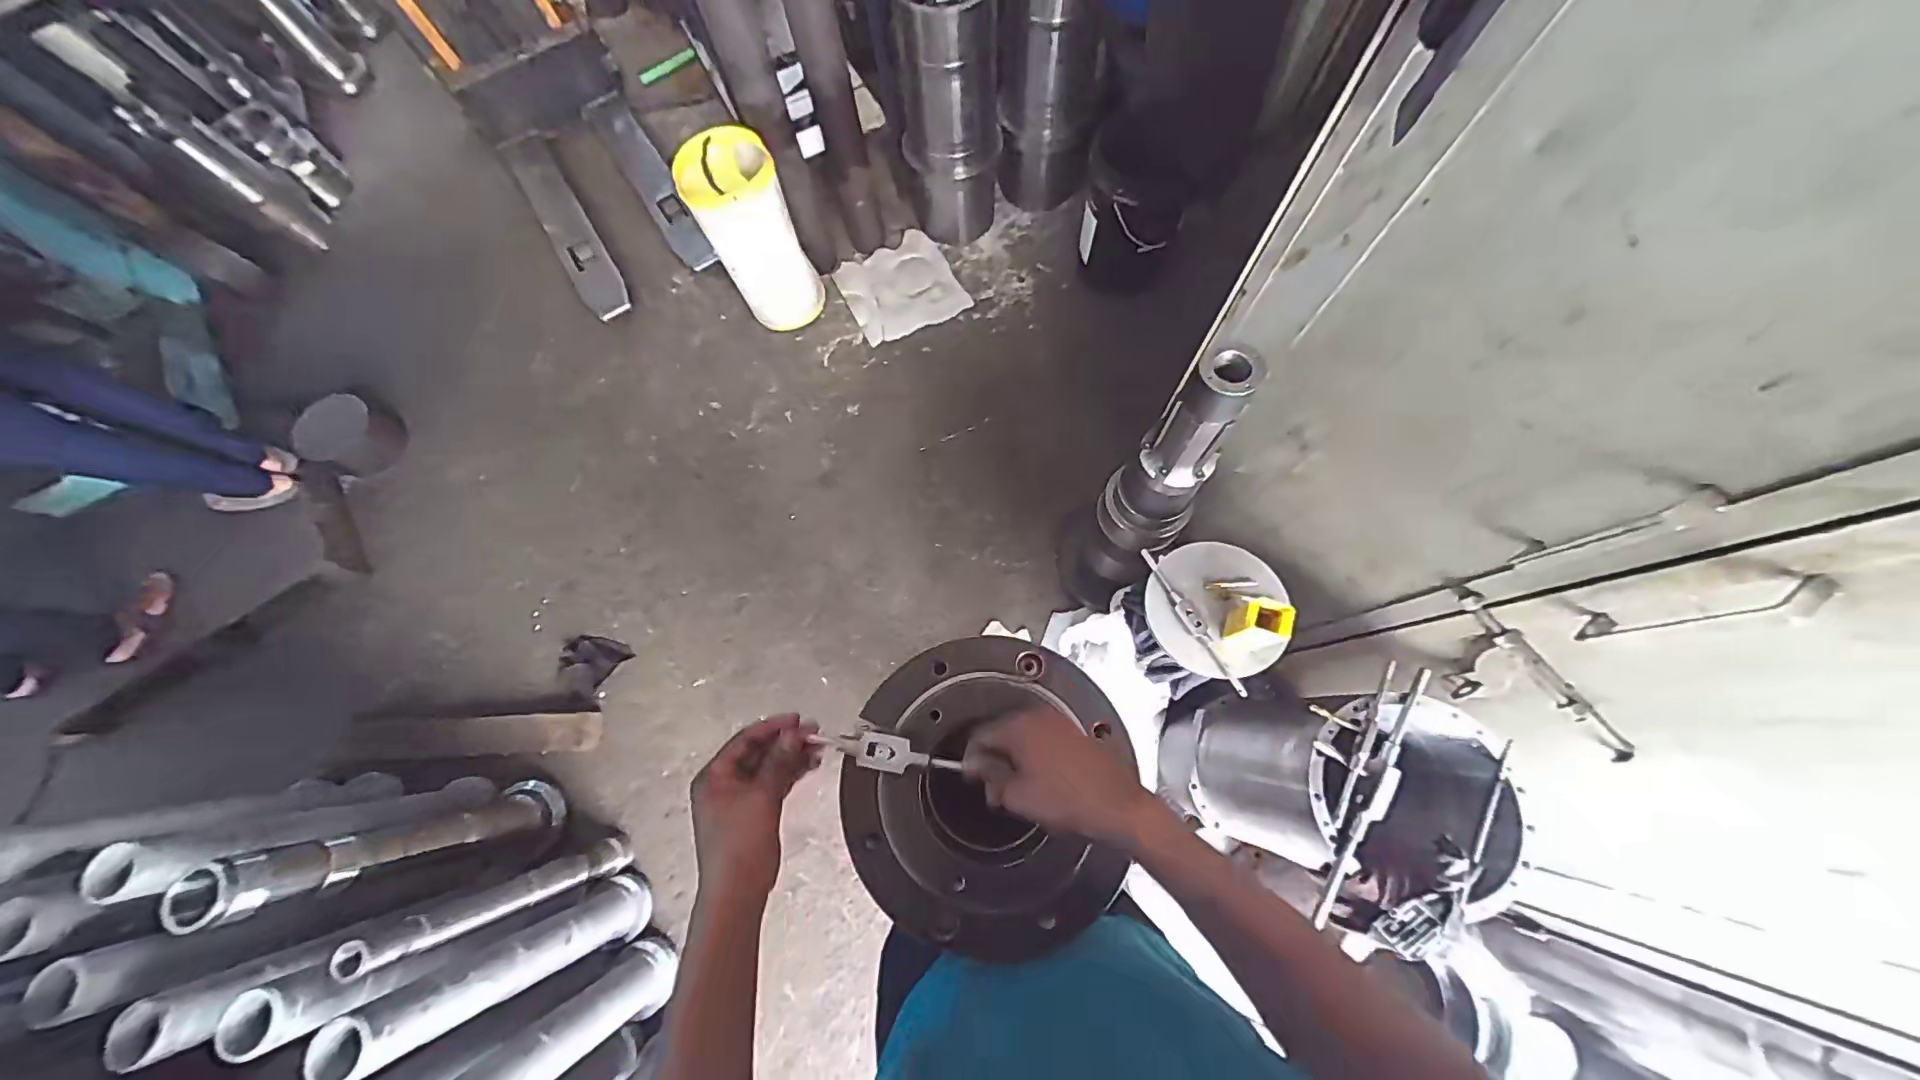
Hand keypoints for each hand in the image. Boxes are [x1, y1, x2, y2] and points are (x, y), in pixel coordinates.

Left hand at [690, 713, 821, 898]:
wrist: (738, 890)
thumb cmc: (736, 851)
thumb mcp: (762, 795)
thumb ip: (779, 761)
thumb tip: (791, 736)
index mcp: (714, 776)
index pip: (745, 739)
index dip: (773, 727)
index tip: (796, 721)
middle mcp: (723, 785)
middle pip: (759, 752)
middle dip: (786, 741)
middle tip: (810, 734)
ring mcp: (738, 798)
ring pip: (769, 766)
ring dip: (791, 756)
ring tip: (814, 748)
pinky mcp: (753, 811)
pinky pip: (773, 781)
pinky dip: (790, 773)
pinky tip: (806, 766)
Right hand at [962, 707, 1161, 845]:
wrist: (1118, 807)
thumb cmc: (1074, 801)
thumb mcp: (1018, 796)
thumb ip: (991, 778)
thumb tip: (981, 768)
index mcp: (1019, 727)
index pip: (979, 735)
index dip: (971, 759)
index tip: (972, 776)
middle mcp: (1039, 717)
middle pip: (1001, 733)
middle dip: (994, 760)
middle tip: (994, 789)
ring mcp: (1060, 723)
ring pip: (1024, 737)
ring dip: (1015, 759)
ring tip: (1018, 789)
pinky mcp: (1075, 734)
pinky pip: (1044, 740)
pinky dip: (1036, 756)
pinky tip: (1041, 782)